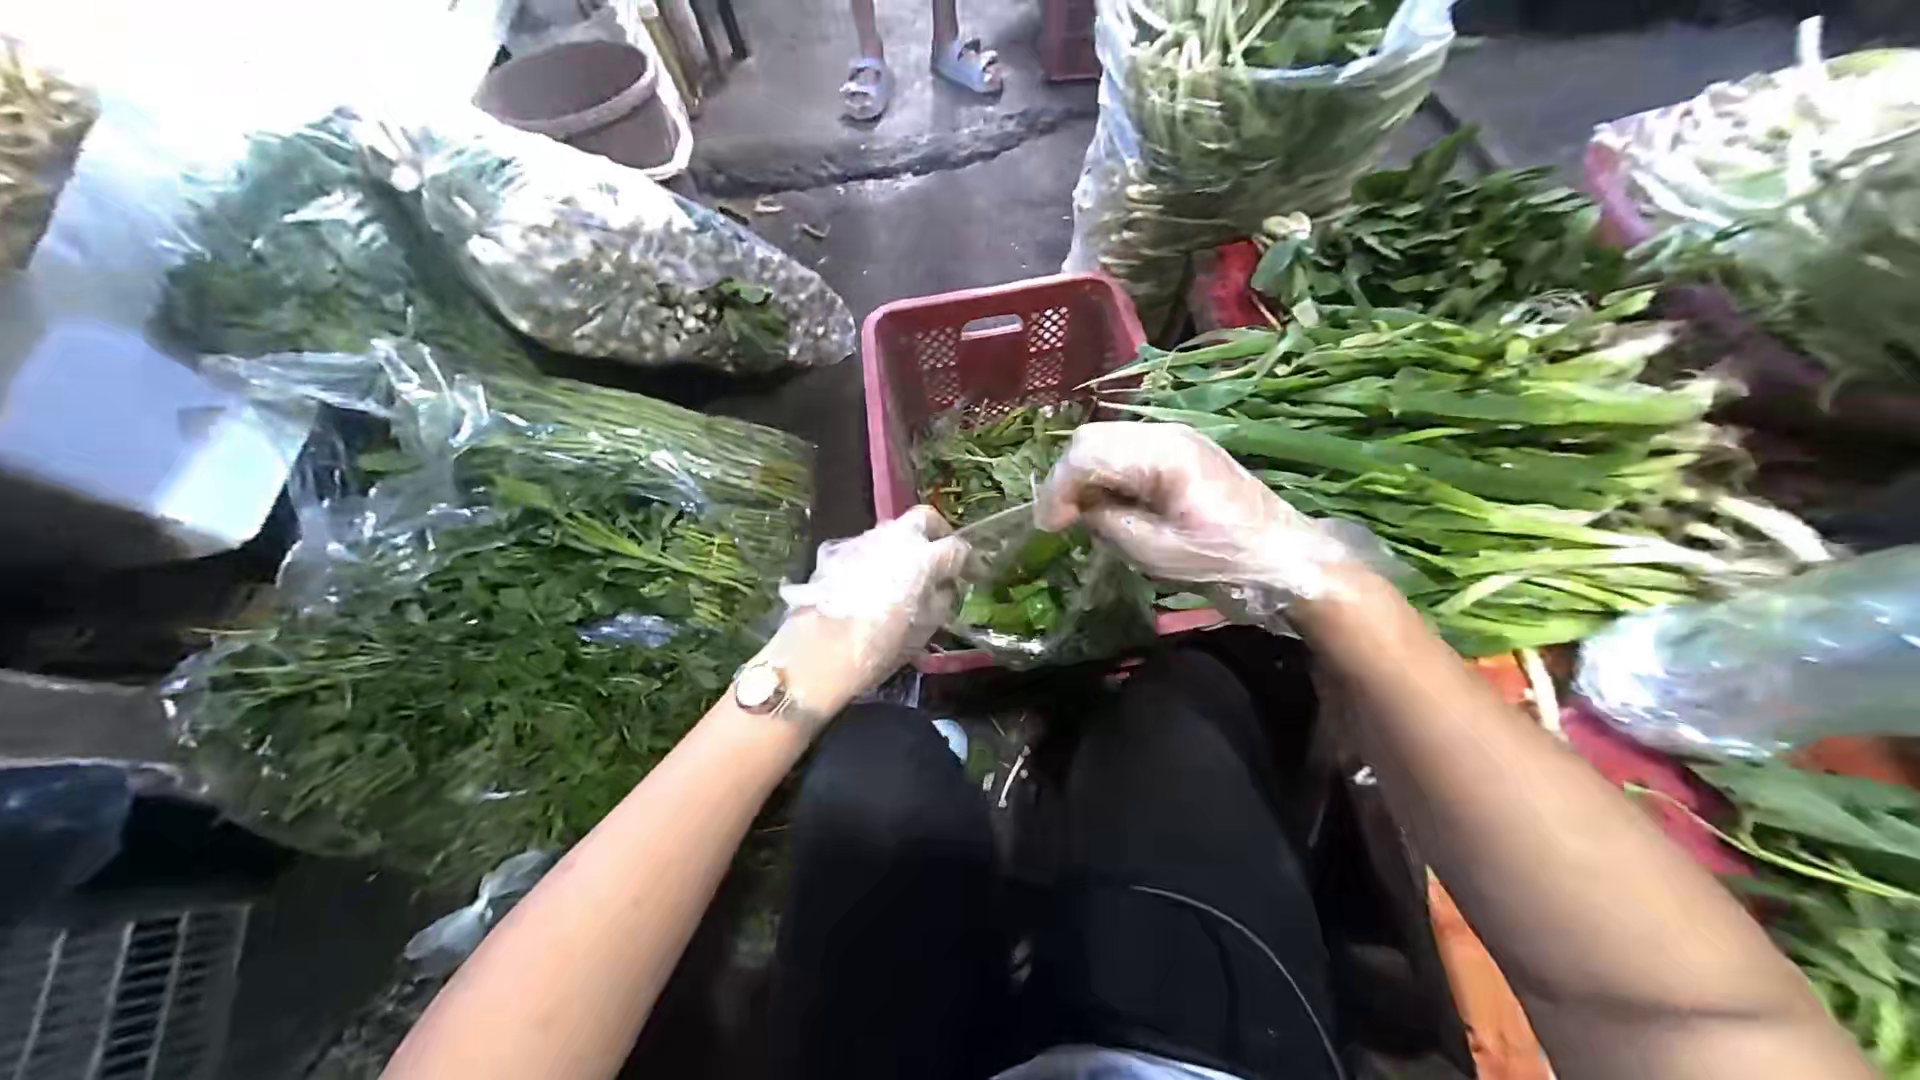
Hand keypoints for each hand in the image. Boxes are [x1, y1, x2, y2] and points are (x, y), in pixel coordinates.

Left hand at [759, 507, 968, 725]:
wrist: (816, 653)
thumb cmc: (878, 646)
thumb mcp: (923, 630)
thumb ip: (941, 600)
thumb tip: (944, 586)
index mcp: (923, 559)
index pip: (956, 547)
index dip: (969, 560)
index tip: (971, 573)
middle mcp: (895, 539)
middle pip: (924, 518)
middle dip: (938, 532)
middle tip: (940, 556)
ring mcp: (864, 540)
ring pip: (893, 531)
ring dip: (905, 545)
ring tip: (905, 573)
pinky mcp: (839, 550)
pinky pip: (868, 547)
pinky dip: (878, 558)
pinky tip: (873, 583)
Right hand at [1034, 422, 1357, 620]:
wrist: (1287, 560)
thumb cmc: (1224, 561)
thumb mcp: (1155, 551)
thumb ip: (1106, 521)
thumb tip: (1077, 507)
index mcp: (1164, 453)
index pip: (1087, 452)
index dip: (1057, 488)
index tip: (1049, 528)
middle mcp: (1166, 432)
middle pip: (1091, 438)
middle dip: (1066, 478)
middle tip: (1061, 521)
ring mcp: (1176, 438)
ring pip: (1106, 442)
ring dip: (1085, 476)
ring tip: (1082, 516)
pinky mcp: (1181, 452)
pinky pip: (1126, 452)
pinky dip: (1106, 475)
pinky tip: (1110, 505)